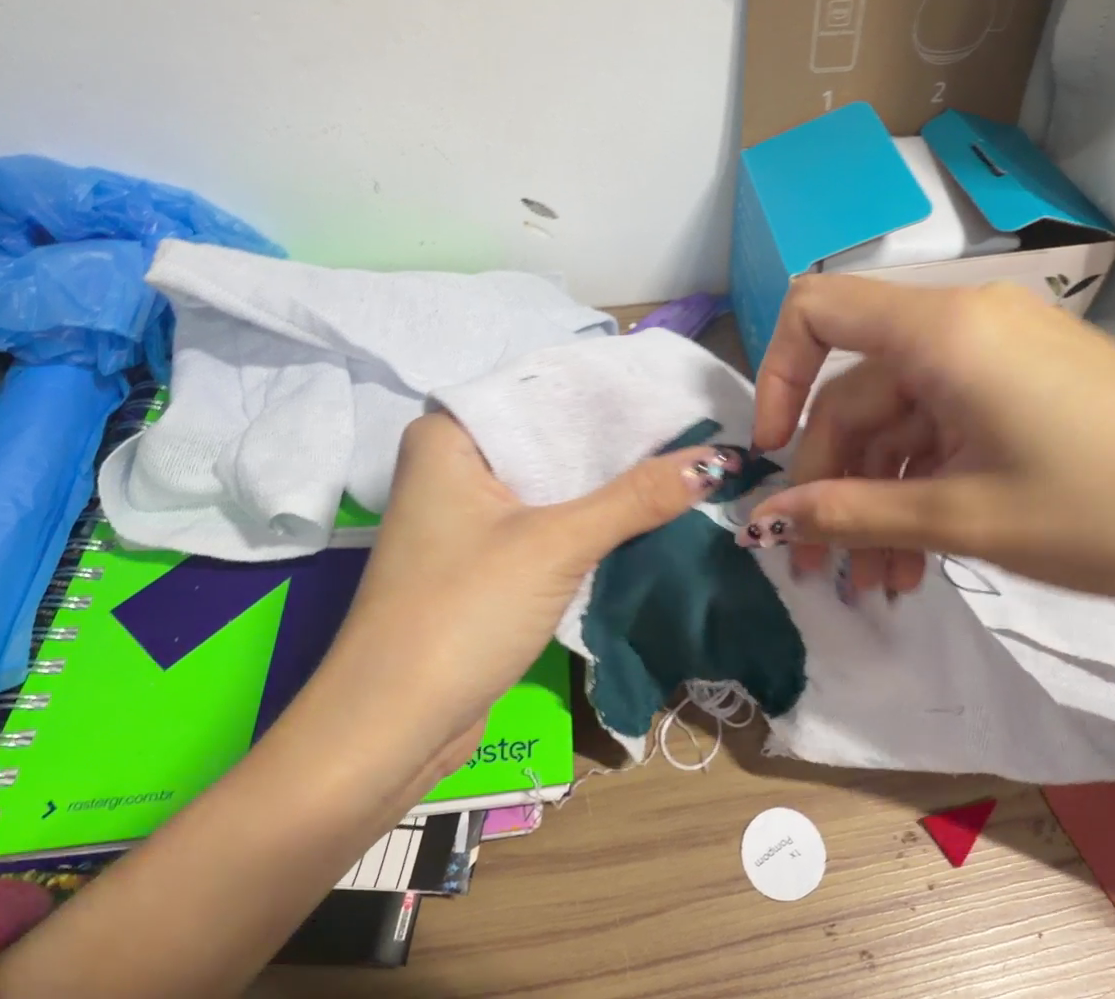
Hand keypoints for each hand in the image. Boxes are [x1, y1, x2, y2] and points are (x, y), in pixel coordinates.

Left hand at [333, 412, 735, 749]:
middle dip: (622, 440)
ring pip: (555, 483)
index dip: (614, 390)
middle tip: (702, 426)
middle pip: (552, 437)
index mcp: (449, 435)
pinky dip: (593, 521)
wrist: (394, 727)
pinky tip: (650, 512)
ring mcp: (468, 516)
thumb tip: (720, 461)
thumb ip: (636, 498)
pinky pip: (549, 522)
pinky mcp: (485, 560)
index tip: (682, 388)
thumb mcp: (555, 546)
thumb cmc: (461, 614)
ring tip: (691, 460)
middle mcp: (453, 465)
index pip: (544, 389)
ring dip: (612, 483)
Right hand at [746, 275, 1114, 612]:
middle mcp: (966, 326)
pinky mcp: (1031, 391)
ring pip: (903, 424)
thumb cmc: (1101, 509)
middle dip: (831, 481)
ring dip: (878, 501)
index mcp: (943, 331)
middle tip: (823, 565)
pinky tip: (919, 560)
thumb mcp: (962, 517)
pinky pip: (949, 430)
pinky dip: (923, 489)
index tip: (768, 455)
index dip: (775, 378)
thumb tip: (765, 520)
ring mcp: (1003, 359)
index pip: (815, 311)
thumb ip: (851, 513)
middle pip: (858, 391)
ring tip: (877, 586)